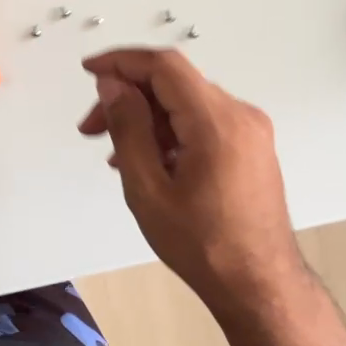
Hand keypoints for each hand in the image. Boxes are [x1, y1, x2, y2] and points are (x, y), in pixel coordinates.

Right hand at [78, 48, 307, 314]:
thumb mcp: (148, 187)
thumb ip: (129, 128)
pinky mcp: (250, 148)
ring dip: (145, 117)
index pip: (164, 66)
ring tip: (112, 152)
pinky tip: (145, 160)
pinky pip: (201, 122)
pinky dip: (167, 131)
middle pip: (173, 83)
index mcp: (216, 122)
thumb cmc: (199, 242)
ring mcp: (249, 131)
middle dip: (126, 96)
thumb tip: (113, 85)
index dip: (121, 61)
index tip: (87, 71)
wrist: (258, 284)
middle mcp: (239, 115)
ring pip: (185, 103)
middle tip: (89, 128)